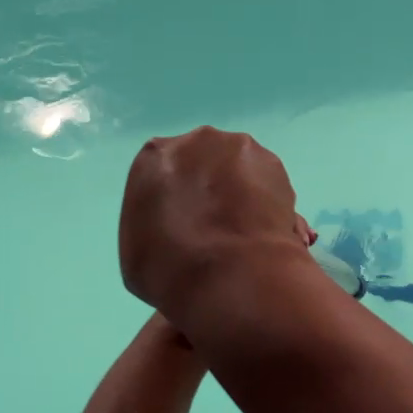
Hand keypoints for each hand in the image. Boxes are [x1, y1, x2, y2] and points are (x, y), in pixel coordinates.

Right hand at [119, 125, 311, 316]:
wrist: (231, 272)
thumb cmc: (168, 267)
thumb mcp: (136, 248)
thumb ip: (153, 220)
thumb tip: (175, 221)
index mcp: (156, 156)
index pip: (163, 170)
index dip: (174, 196)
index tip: (180, 220)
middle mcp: (200, 140)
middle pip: (203, 161)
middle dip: (208, 186)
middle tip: (213, 224)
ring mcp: (242, 147)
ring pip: (238, 169)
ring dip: (240, 192)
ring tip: (242, 233)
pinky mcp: (276, 163)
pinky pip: (265, 183)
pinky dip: (265, 202)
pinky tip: (263, 232)